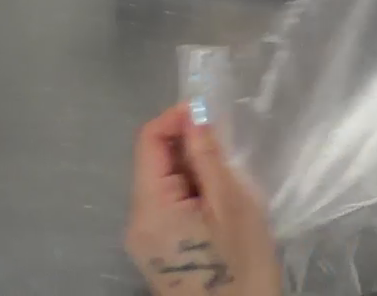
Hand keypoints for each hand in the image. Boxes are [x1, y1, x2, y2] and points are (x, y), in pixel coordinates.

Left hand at [126, 104, 280, 295]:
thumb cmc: (240, 264)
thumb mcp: (230, 202)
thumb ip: (207, 153)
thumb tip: (194, 111)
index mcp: (149, 208)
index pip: (148, 140)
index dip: (177, 116)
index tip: (211, 112)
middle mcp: (137, 221)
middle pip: (153, 159)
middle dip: (188, 142)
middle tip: (227, 145)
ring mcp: (145, 239)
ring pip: (163, 181)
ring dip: (193, 165)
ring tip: (227, 172)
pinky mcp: (159, 249)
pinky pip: (169, 202)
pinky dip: (192, 188)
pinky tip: (218, 197)